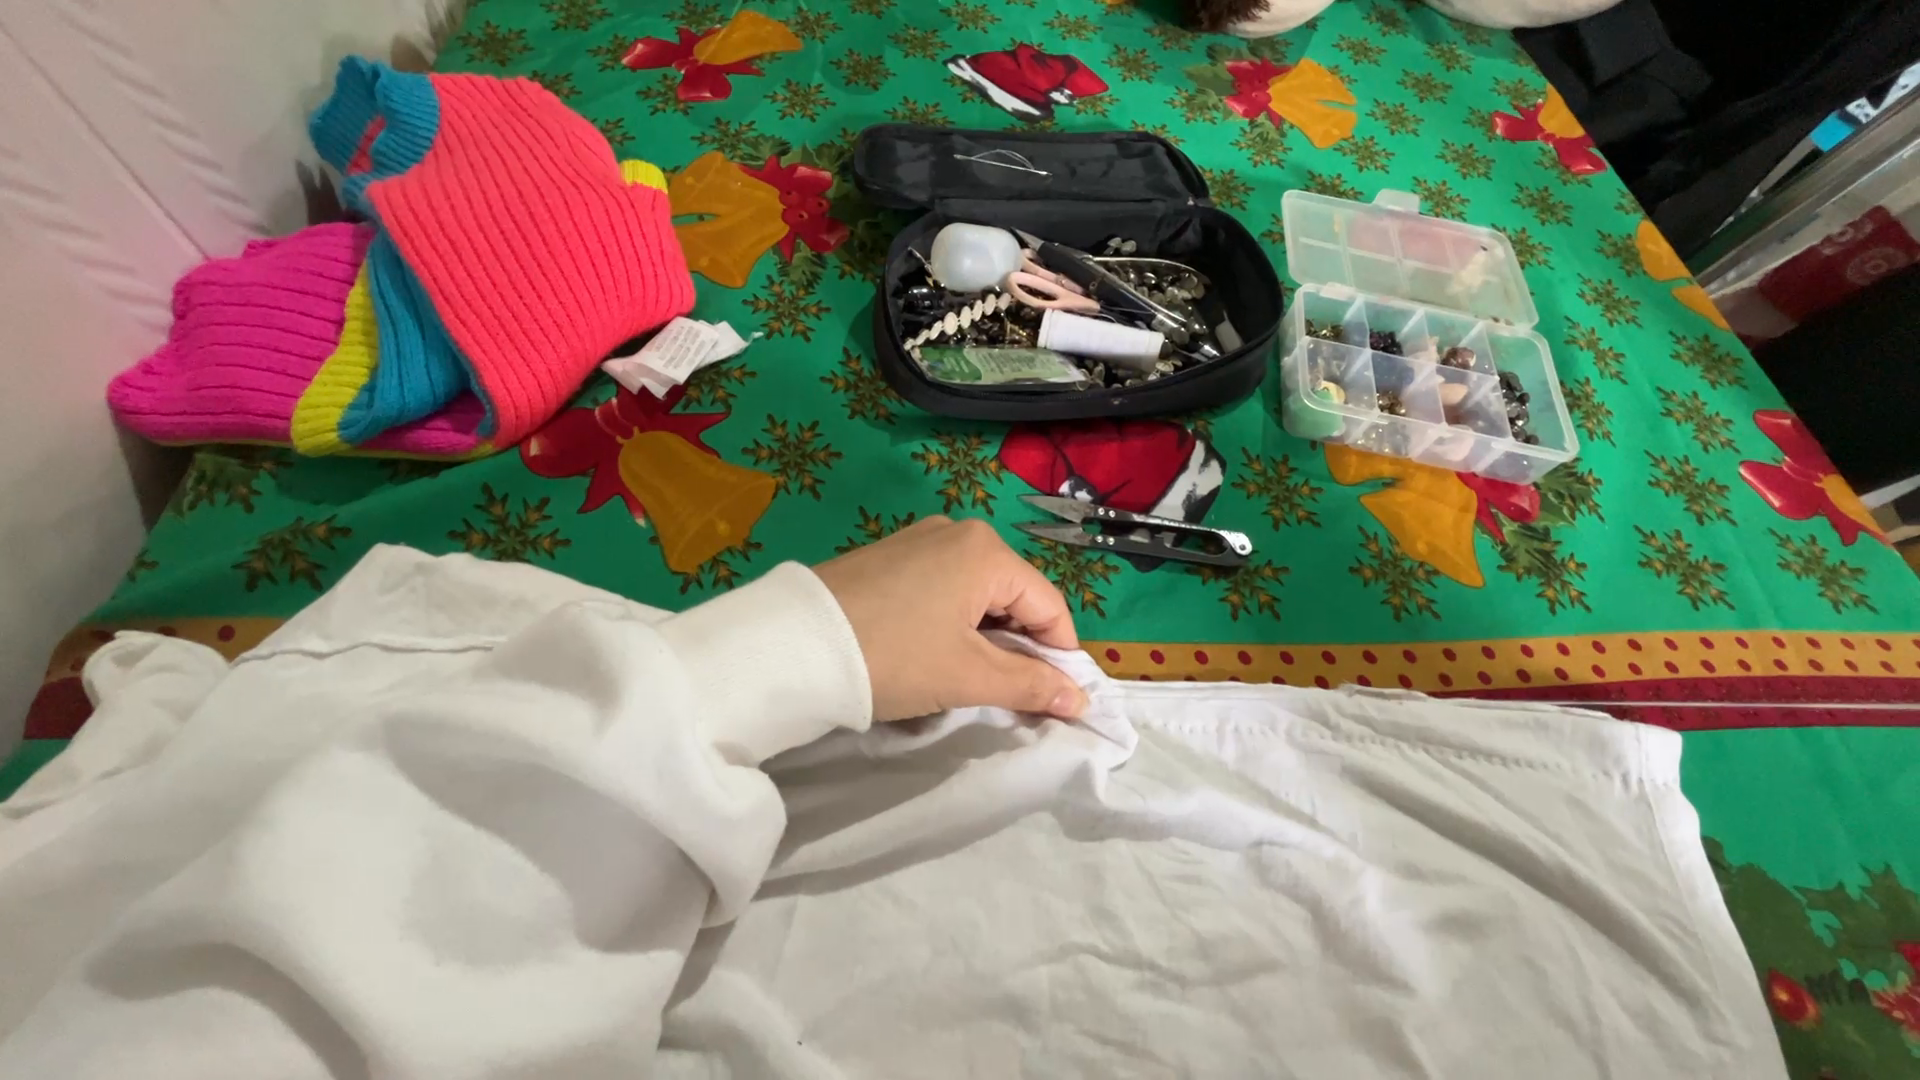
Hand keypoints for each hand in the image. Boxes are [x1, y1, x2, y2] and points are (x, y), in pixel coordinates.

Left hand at [813, 516, 1087, 722]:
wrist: (792, 647)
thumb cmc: (893, 658)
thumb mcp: (968, 676)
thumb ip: (1030, 684)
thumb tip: (1079, 697)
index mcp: (986, 551)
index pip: (1049, 605)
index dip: (1059, 656)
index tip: (1055, 699)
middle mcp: (958, 533)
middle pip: (1014, 595)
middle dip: (1019, 646)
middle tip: (1007, 694)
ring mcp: (919, 540)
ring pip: (977, 594)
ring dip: (984, 637)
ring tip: (966, 678)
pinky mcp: (889, 556)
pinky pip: (943, 588)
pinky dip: (952, 621)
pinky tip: (932, 651)